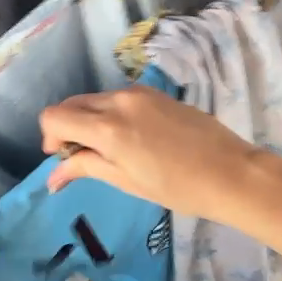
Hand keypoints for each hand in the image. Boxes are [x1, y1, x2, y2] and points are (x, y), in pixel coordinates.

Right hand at [39, 87, 261, 218]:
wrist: (231, 172)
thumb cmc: (177, 187)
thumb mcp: (127, 181)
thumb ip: (86, 168)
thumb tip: (53, 176)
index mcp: (107, 127)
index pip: (54, 116)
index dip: (50, 138)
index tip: (63, 158)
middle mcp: (118, 101)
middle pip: (72, 104)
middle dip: (67, 128)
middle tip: (82, 158)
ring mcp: (139, 93)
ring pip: (96, 100)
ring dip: (90, 121)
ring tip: (110, 151)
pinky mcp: (156, 93)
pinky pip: (119, 98)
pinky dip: (111, 114)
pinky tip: (132, 138)